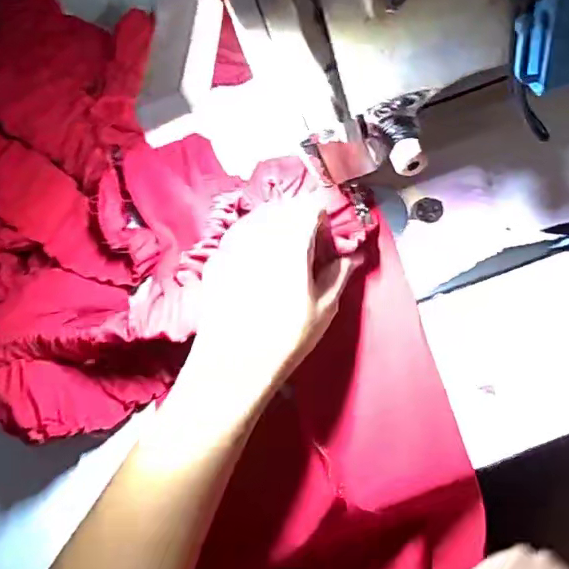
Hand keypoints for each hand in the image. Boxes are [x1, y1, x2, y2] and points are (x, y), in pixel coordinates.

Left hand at [170, 194, 356, 434]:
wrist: (231, 363)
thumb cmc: (285, 337)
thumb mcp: (324, 307)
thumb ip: (340, 272)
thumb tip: (352, 255)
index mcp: (291, 237)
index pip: (312, 204)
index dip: (324, 219)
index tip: (327, 243)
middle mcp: (259, 230)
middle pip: (285, 207)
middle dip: (300, 221)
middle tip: (309, 253)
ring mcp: (232, 240)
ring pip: (260, 216)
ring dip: (276, 228)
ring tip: (284, 260)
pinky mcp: (216, 256)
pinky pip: (240, 234)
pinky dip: (254, 241)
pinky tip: (258, 269)